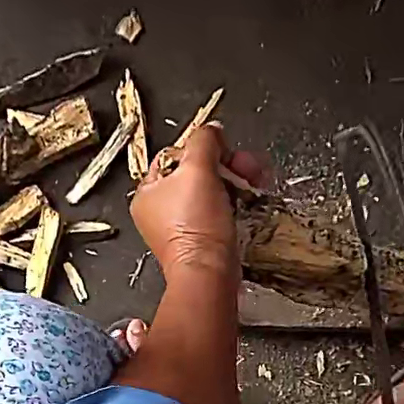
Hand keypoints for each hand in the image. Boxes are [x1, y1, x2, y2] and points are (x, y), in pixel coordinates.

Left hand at [131, 124, 265, 282]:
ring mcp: (181, 227)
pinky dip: (234, 201)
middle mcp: (160, 211)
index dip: (203, 148)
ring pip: (211, 189)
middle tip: (247, 167)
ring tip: (256, 182)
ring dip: (236, 180)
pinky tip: (250, 198)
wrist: (209, 273)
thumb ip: (204, 140)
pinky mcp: (201, 239)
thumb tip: (211, 130)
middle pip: (197, 171)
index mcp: (147, 193)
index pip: (175, 154)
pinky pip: (218, 210)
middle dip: (227, 164)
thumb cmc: (196, 226)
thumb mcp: (198, 168)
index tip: (224, 151)